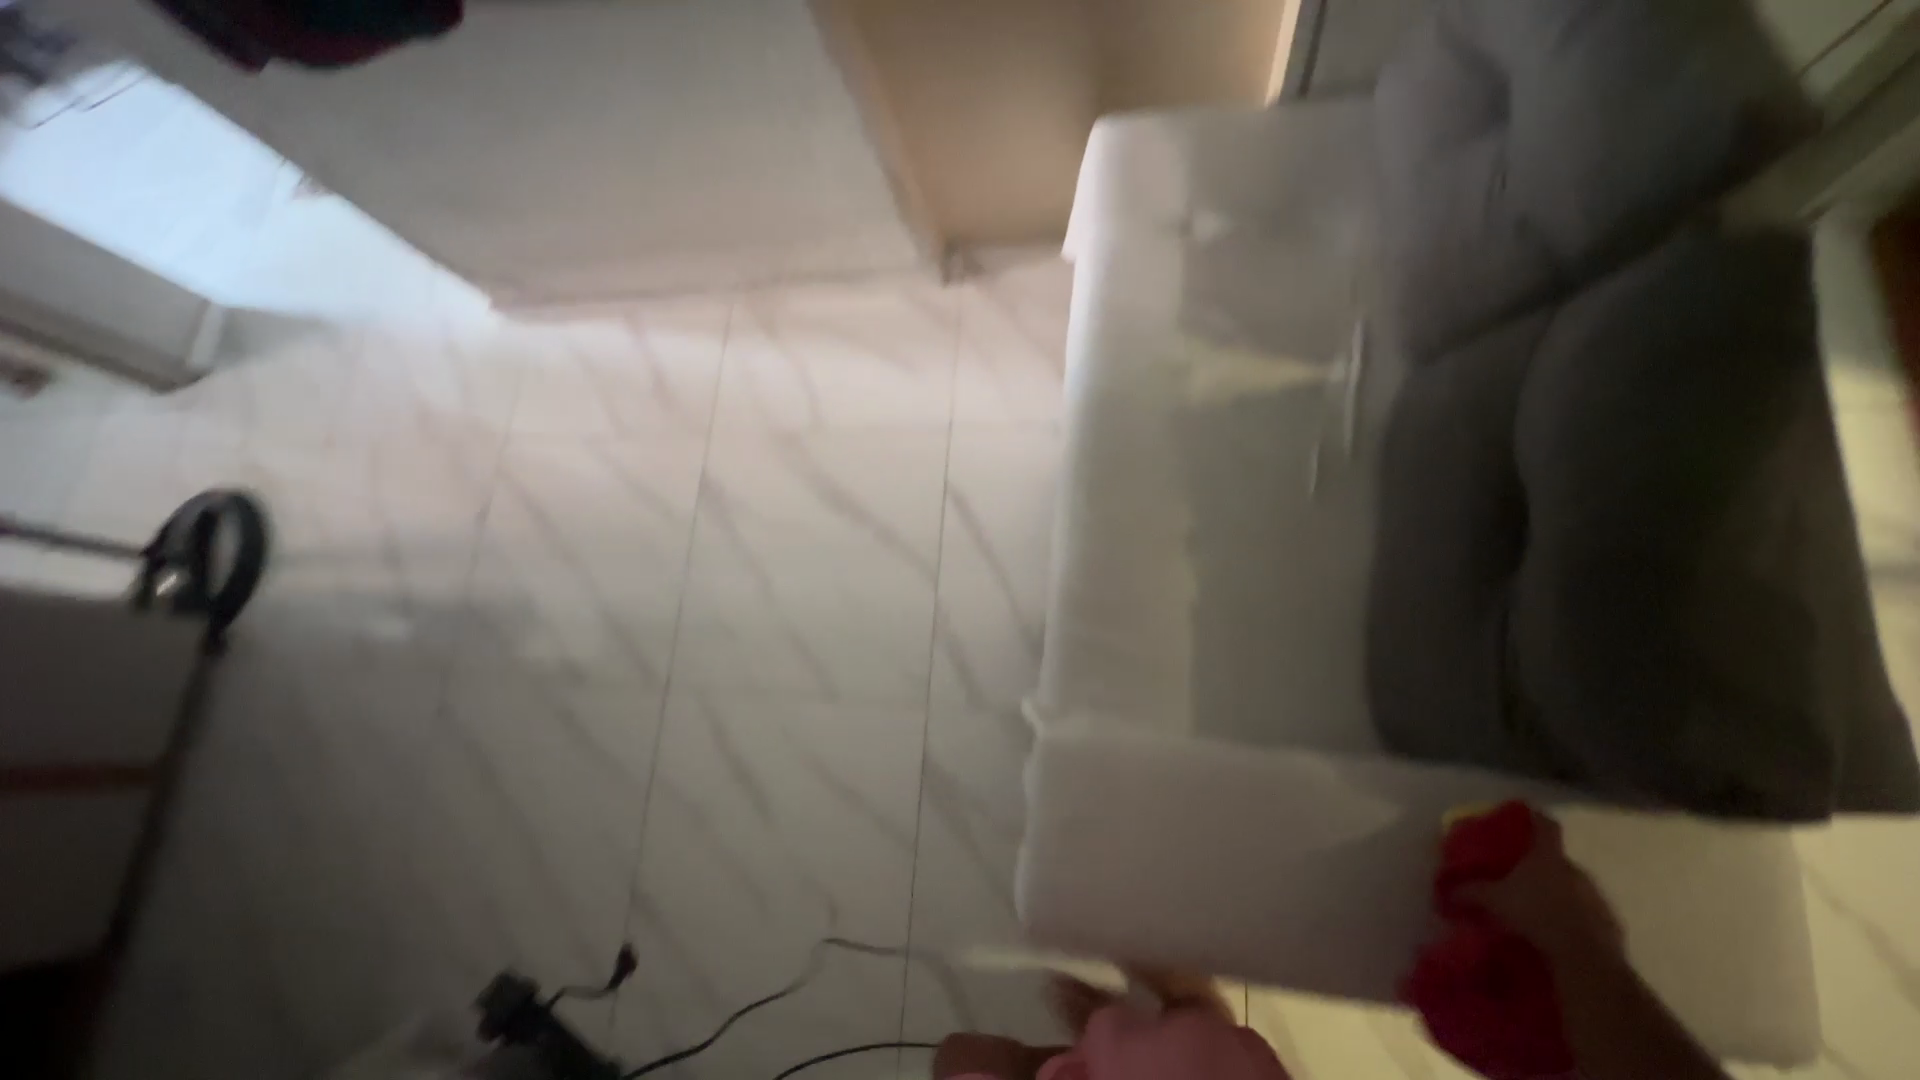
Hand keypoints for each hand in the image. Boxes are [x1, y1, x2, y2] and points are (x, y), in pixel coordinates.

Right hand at [1453, 809, 1624, 963]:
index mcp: (1547, 857)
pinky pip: (1588, 913)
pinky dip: (1575, 916)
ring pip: (1574, 886)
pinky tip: (1560, 931)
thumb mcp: (1493, 901)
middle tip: (1521, 873)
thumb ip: (1470, 892)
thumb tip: (1447, 890)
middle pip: (1557, 858)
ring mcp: (1597, 896)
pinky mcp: (1610, 923)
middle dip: (1541, 864)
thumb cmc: (1535, 915)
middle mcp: (1576, 870)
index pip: (1545, 825)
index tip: (1526, 812)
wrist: (1585, 959)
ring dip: (1559, 892)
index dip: (1535, 816)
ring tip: (1540, 906)